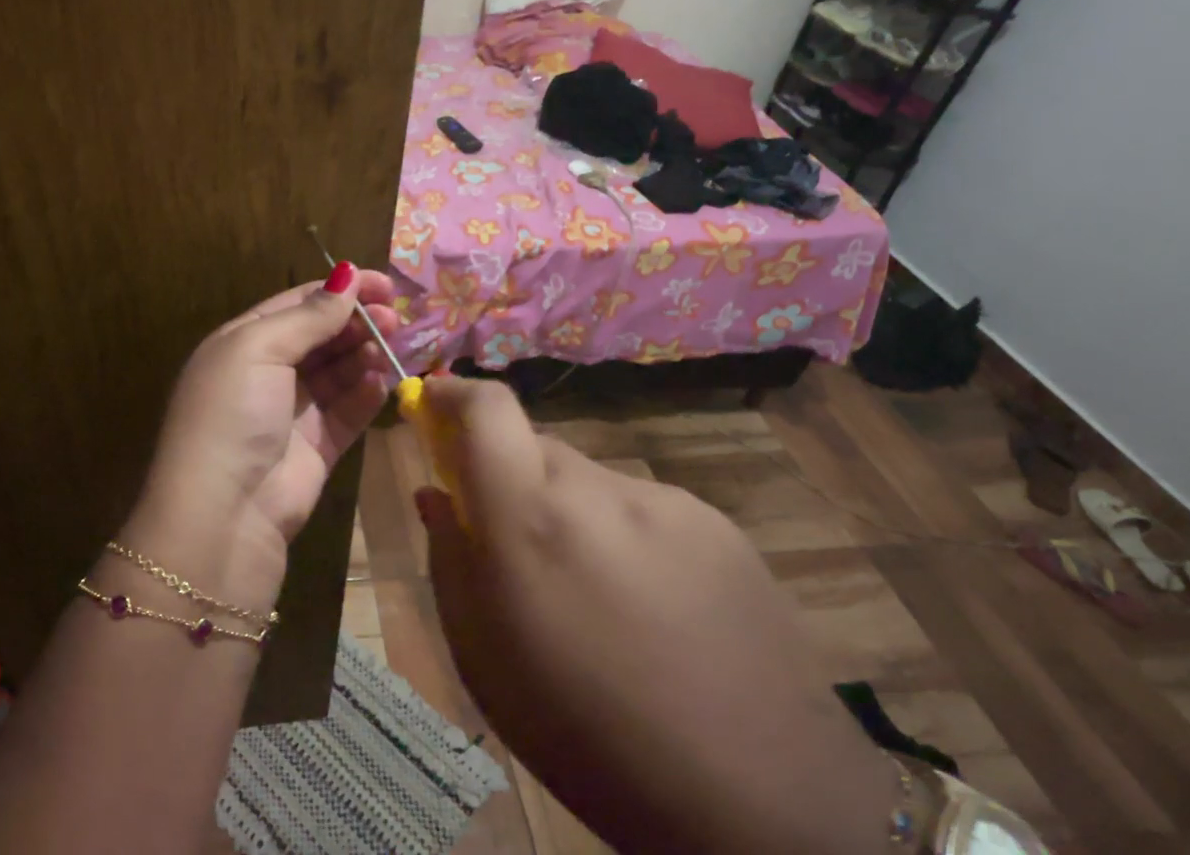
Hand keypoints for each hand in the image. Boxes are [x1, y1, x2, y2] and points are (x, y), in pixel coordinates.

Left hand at [127, 263, 396, 609]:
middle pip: (321, 337)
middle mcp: (266, 374)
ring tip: (391, 345)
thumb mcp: (259, 350)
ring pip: (338, 372)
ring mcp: (292, 413)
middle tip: (394, 318)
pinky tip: (382, 381)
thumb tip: (349, 275)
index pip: (296, 304)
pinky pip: (348, 412)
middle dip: (357, 322)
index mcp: (242, 343)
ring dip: (365, 354)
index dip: (338, 291)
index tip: (384, 285)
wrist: (224, 511)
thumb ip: (308, 316)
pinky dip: (366, 394)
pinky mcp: (317, 448)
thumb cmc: (232, 414)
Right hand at [415, 377, 898, 854]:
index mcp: (531, 519)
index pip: (486, 408)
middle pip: (537, 448)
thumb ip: (451, 557)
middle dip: (511, 478)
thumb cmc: (585, 736)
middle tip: (513, 550)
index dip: (452, 393)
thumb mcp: (483, 655)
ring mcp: (669, 503)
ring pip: (591, 483)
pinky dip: (623, 539)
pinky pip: (645, 512)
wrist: (758, 796)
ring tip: (593, 603)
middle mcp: (600, 489)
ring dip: (570, 515)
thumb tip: (437, 494)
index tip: (431, 406)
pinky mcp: (721, 528)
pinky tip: (650, 613)